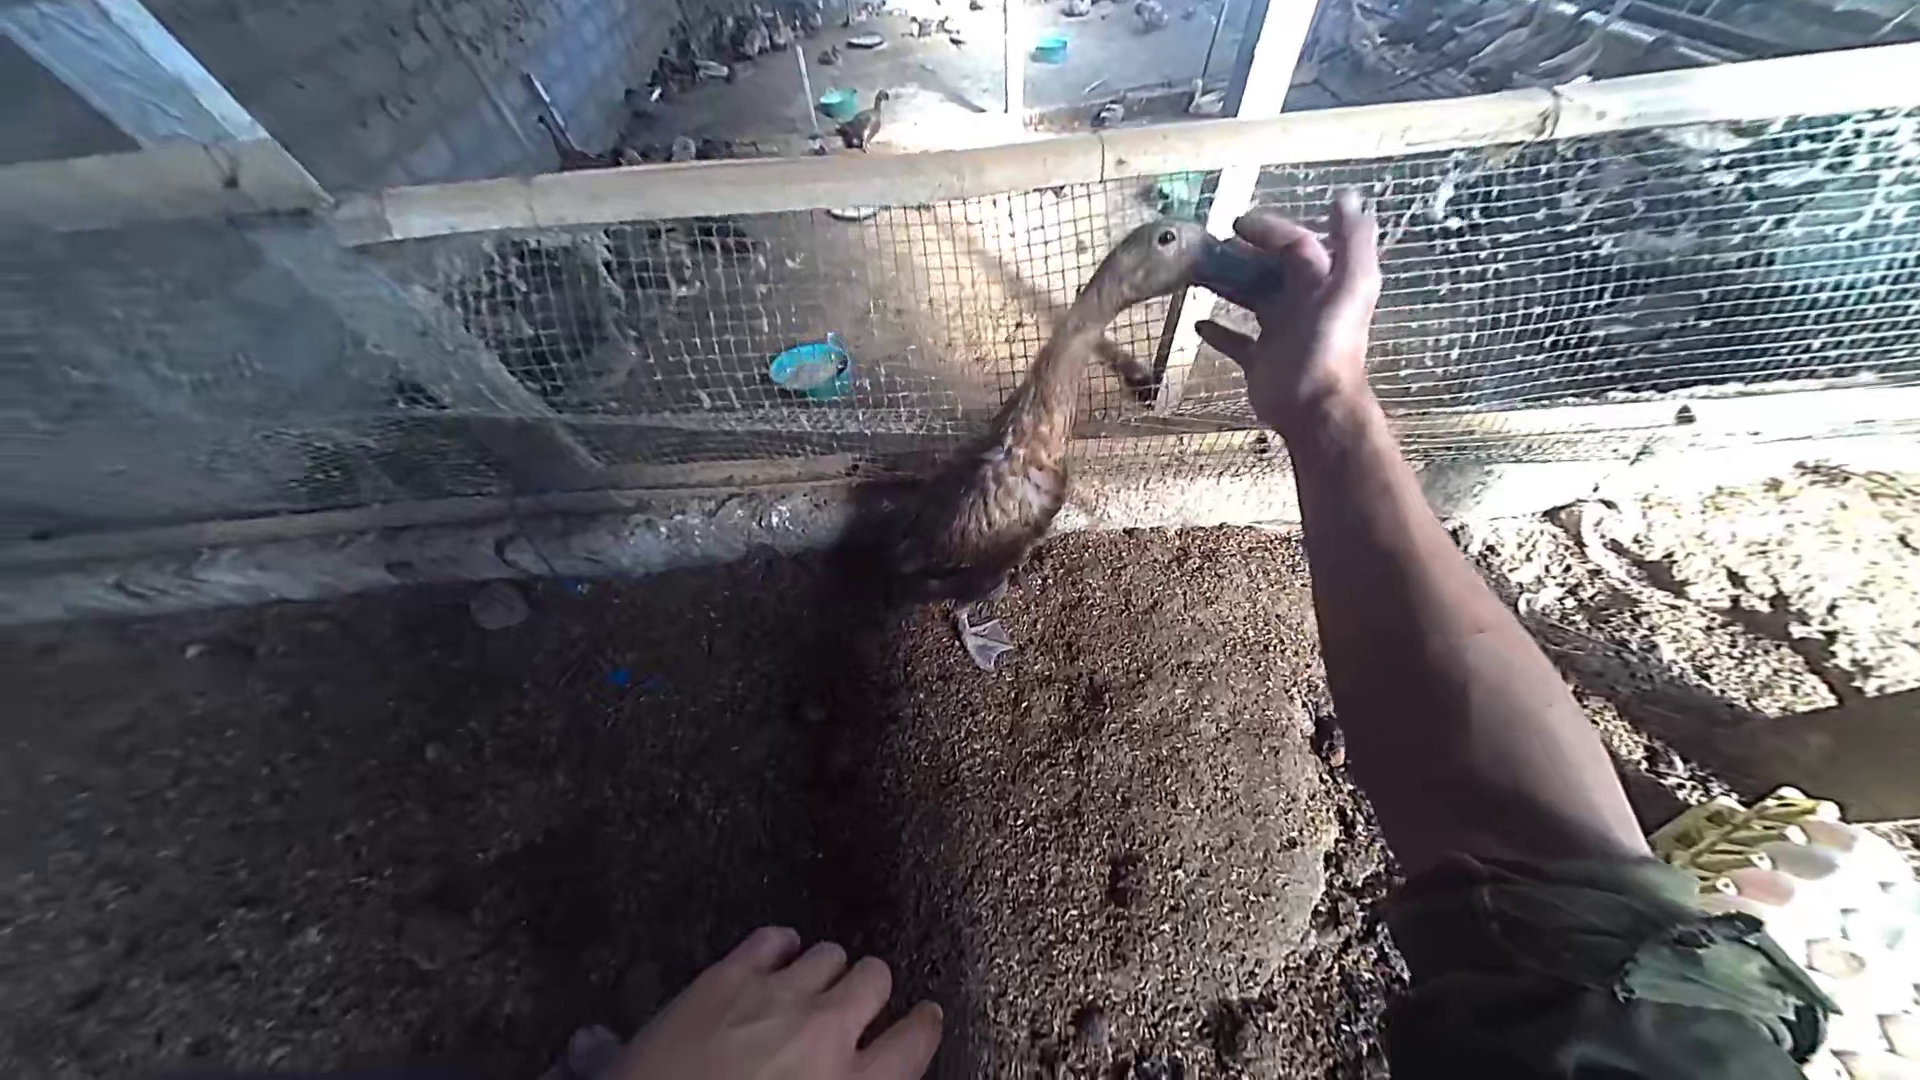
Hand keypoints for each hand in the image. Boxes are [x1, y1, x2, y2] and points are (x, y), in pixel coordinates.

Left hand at [610, 927, 942, 1079]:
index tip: (925, 1017)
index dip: (924, 1026)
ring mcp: (775, 995)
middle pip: (874, 975)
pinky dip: (780, 951)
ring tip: (804, 991)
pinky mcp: (729, 975)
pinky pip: (776, 937)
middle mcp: (822, 1032)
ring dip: (823, 973)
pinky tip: (770, 968)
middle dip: (868, 991)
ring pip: (829, 951)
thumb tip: (853, 1073)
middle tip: (851, 1008)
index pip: (912, 1042)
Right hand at [1196, 189, 1381, 436]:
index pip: (1293, 245)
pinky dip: (1217, 332)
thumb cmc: (1330, 344)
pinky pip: (1235, 341)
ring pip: (1248, 299)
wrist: (1314, 404)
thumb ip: (1353, 240)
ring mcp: (1277, 332)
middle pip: (1265, 270)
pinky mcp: (1258, 360)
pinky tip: (1198, 324)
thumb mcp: (1353, 284)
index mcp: (1321, 282)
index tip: (1235, 223)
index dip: (1267, 231)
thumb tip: (1345, 197)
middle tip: (1206, 250)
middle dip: (1238, 257)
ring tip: (1196, 276)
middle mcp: (1299, 302)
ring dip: (1224, 286)